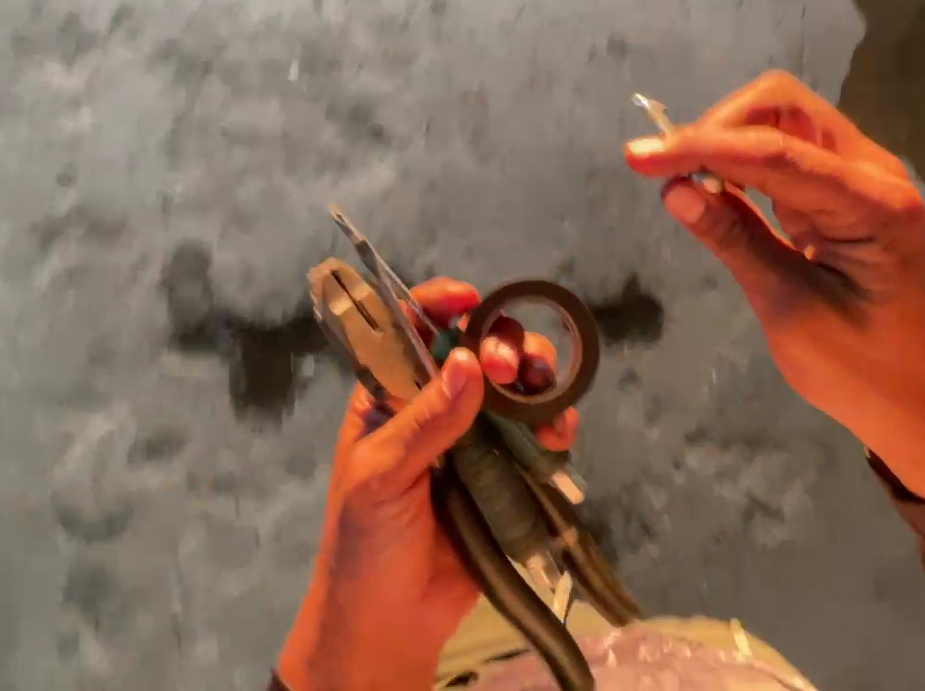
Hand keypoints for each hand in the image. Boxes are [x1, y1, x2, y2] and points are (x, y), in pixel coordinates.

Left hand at [277, 278, 578, 690]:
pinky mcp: (508, 468)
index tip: (470, 300)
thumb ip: (424, 422)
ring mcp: (476, 434)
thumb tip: (469, 363)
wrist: (392, 625)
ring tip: (545, 399)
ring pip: (517, 382)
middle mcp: (438, 403)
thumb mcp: (379, 477)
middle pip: (481, 346)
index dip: (442, 303)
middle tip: (508, 368)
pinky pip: (538, 430)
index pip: (415, 328)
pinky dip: (555, 422)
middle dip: (503, 343)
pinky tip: (559, 432)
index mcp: (392, 394)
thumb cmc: (364, 543)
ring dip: (538, 378)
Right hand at [625, 72, 924, 502]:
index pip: (776, 153)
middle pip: (784, 105)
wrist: (915, 402)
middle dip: (719, 125)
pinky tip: (709, 182)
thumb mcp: (789, 310)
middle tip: (666, 167)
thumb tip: (673, 189)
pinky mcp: (837, 186)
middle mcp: (872, 172)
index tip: (638, 158)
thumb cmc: (860, 370)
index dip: (703, 147)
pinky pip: (781, 147)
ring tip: (677, 173)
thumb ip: (734, 241)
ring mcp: (856, 174)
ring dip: (725, 136)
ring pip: (780, 117)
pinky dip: (737, 156)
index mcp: (875, 205)